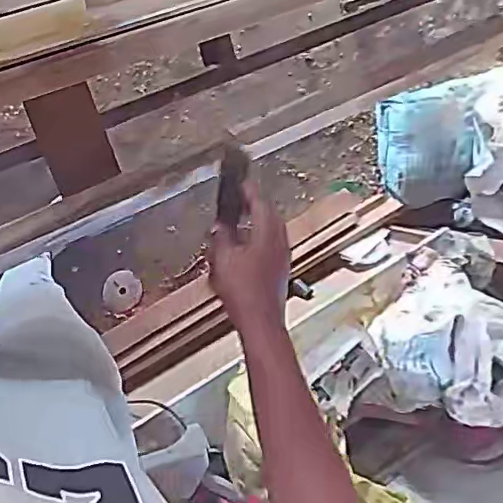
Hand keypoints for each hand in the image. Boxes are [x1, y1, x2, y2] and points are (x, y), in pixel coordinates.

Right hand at [209, 178, 289, 334]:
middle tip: (239, 199)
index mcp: (268, 232)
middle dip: (253, 204)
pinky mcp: (280, 268)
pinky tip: (244, 247)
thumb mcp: (223, 258)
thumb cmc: (244, 291)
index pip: (259, 201)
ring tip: (239, 221)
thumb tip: (219, 227)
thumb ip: (221, 237)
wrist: (260, 321)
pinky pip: (270, 244)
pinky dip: (257, 238)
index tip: (240, 181)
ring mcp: (283, 255)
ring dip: (256, 221)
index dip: (247, 189)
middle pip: (268, 213)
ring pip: (270, 229)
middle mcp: (280, 240)